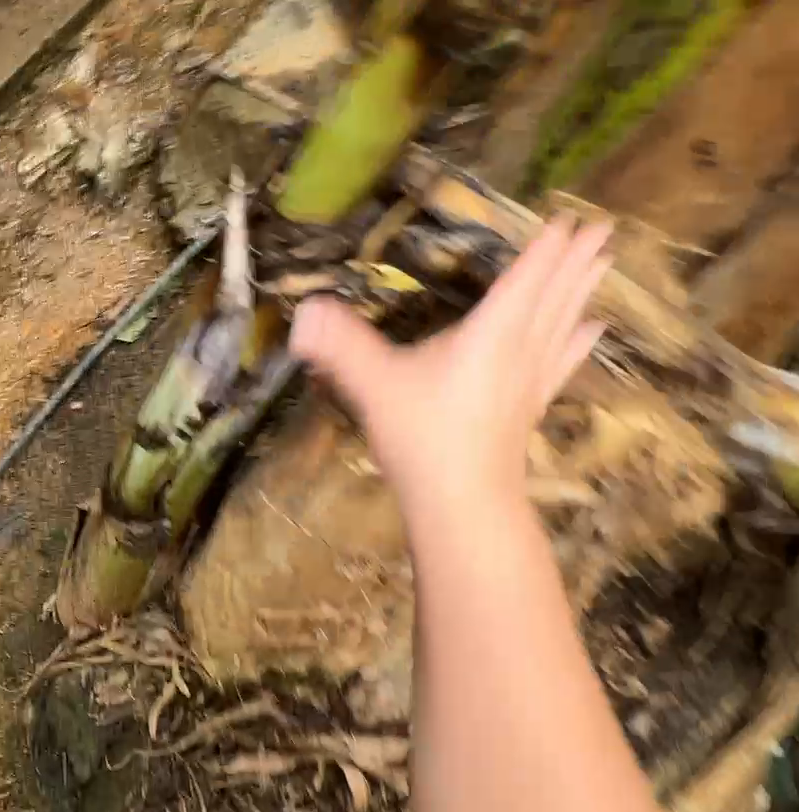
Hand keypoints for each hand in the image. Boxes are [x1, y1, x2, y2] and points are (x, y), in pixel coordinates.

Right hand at [290, 216, 612, 515]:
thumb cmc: (420, 436)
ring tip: (603, 262)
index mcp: (489, 335)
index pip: (523, 281)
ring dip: (582, 291)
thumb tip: (304, 310)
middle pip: (553, 297)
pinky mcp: (530, 407)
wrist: (462, 497)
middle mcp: (520, 349)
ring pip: (563, 323)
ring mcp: (531, 379)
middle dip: (574, 262)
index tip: (570, 218)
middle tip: (602, 228)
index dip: (544, 249)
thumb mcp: (371, 385)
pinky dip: (577, 341)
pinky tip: (591, 330)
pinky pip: (561, 362)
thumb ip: (340, 346)